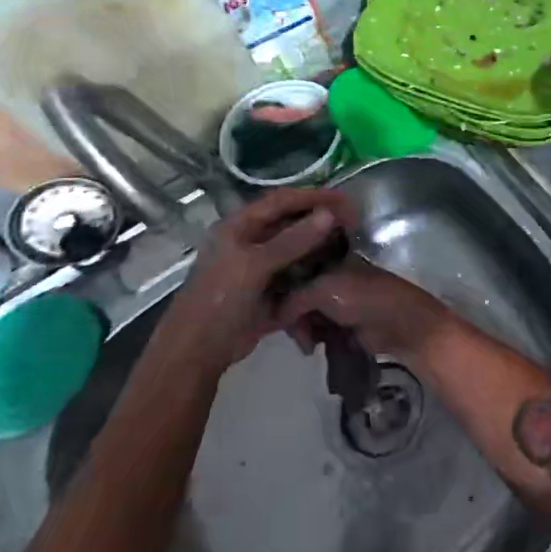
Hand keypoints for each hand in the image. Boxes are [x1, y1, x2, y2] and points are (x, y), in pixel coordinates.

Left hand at [163, 188, 358, 373]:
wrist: (197, 355)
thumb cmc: (219, 301)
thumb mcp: (254, 266)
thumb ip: (293, 240)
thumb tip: (329, 213)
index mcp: (238, 228)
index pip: (281, 201)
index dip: (313, 197)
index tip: (344, 200)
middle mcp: (250, 243)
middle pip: (291, 224)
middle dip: (321, 222)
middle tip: (353, 222)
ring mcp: (260, 269)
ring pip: (297, 251)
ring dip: (321, 248)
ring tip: (350, 245)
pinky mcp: (270, 293)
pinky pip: (298, 277)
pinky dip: (315, 275)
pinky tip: (336, 273)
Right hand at [279, 257, 451, 361]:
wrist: (399, 325)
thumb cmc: (365, 299)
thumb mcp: (326, 291)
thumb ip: (296, 298)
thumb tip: (274, 315)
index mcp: (331, 261)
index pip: (295, 271)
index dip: (281, 289)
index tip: (268, 309)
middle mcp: (332, 277)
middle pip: (298, 295)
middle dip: (292, 315)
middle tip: (297, 333)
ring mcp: (338, 301)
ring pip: (306, 314)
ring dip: (302, 330)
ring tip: (308, 343)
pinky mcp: (343, 322)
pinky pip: (317, 328)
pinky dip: (312, 337)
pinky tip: (312, 346)